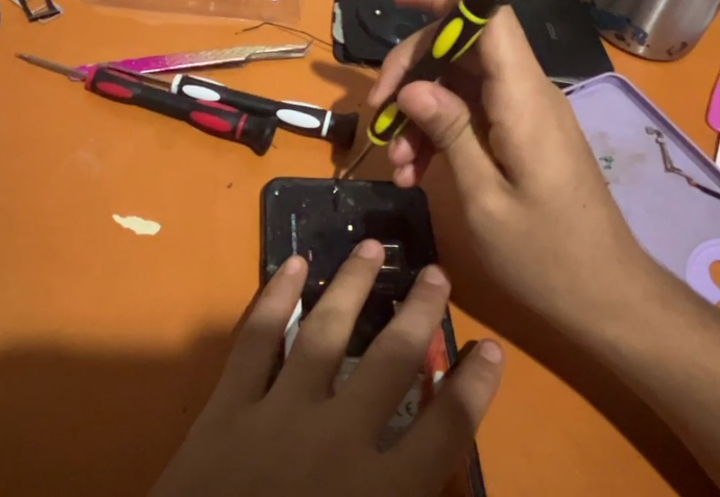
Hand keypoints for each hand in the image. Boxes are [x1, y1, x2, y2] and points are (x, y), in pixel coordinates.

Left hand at [151, 240, 503, 496]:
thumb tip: (431, 473)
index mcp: (379, 493)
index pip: (445, 430)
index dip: (474, 388)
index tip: (491, 348)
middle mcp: (338, 440)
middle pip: (391, 362)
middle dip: (418, 313)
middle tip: (436, 273)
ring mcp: (279, 415)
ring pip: (326, 333)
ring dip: (352, 286)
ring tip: (371, 247)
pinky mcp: (228, 408)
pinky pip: (256, 341)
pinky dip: (273, 298)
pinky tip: (292, 264)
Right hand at [369, 0, 658, 336]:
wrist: (606, 297)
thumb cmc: (546, 256)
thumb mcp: (484, 200)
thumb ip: (450, 133)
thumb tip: (414, 86)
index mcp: (524, 99)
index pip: (487, 16)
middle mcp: (528, 93)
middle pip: (463, 46)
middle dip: (411, 70)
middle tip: (377, 115)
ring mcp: (526, 114)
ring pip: (460, 81)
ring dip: (419, 110)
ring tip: (394, 162)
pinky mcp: (522, 135)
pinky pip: (472, 111)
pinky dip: (438, 131)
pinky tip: (412, 171)